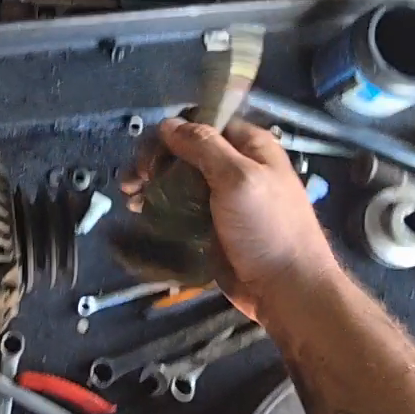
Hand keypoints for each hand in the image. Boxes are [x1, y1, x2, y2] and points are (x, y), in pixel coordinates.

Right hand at [124, 117, 342, 320]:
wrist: (286, 290)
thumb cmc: (267, 228)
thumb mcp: (238, 179)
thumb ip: (204, 146)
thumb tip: (168, 124)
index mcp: (249, 147)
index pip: (203, 124)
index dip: (172, 133)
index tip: (149, 152)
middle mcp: (235, 167)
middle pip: (185, 152)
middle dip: (155, 161)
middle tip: (133, 178)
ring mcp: (221, 198)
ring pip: (178, 180)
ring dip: (151, 183)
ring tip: (129, 195)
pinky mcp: (210, 225)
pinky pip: (179, 207)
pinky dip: (158, 205)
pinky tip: (138, 210)